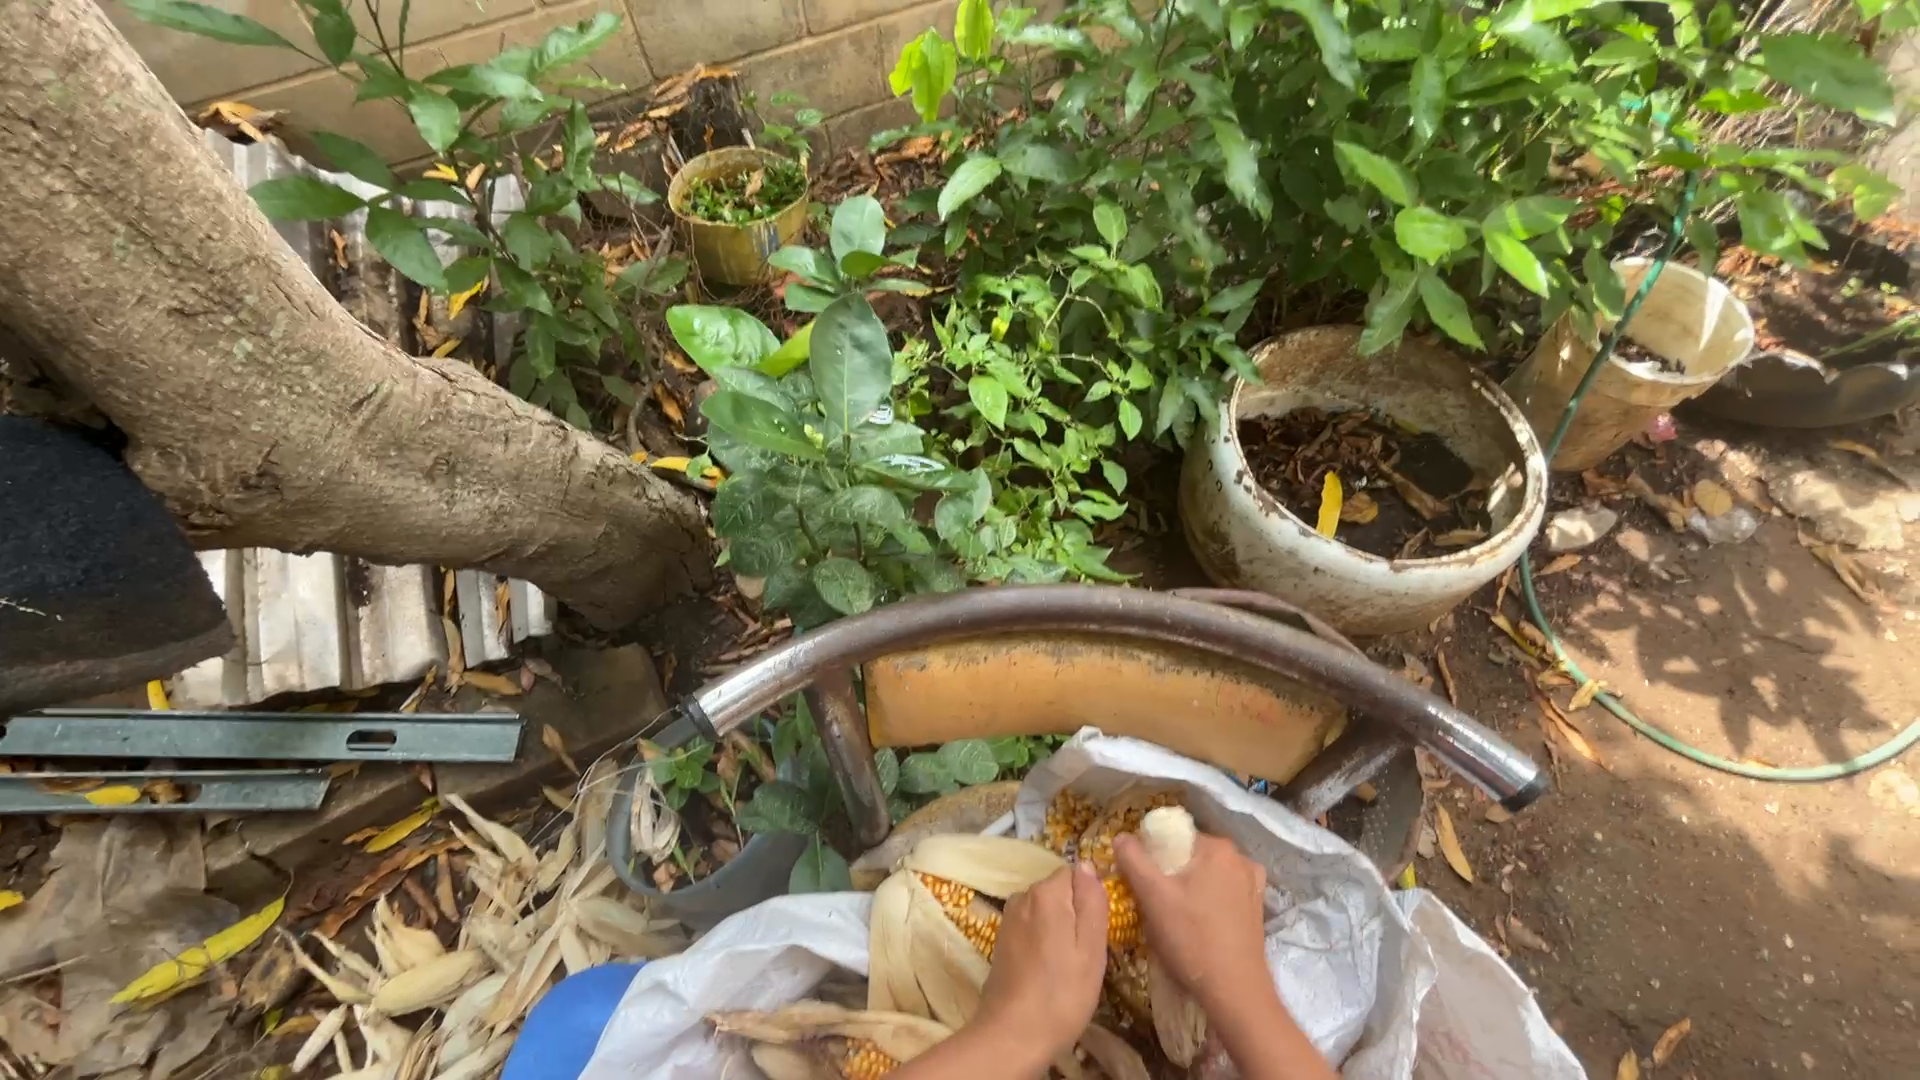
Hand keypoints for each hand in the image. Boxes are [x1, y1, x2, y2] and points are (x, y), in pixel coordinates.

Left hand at [971, 861, 1109, 1064]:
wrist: (1013, 1034)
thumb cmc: (1062, 992)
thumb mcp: (1091, 949)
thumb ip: (1092, 902)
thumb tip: (1087, 865)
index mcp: (1046, 892)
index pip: (1075, 874)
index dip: (1088, 900)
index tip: (1094, 931)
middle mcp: (1023, 895)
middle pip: (1058, 892)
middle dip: (1073, 914)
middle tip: (1083, 954)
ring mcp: (1009, 917)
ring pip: (1045, 910)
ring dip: (1057, 929)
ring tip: (1065, 966)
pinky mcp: (1001, 938)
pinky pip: (1031, 927)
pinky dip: (1041, 941)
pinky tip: (1046, 970)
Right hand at [1113, 830, 1271, 1010]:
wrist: (1235, 993)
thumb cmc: (1191, 939)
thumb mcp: (1152, 896)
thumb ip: (1132, 859)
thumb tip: (1121, 836)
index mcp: (1217, 847)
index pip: (1173, 836)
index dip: (1152, 855)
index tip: (1141, 880)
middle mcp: (1240, 858)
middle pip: (1190, 854)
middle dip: (1170, 872)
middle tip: (1154, 900)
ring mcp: (1252, 884)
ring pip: (1206, 873)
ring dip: (1189, 886)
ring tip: (1175, 914)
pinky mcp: (1257, 908)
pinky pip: (1224, 890)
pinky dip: (1209, 898)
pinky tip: (1199, 919)